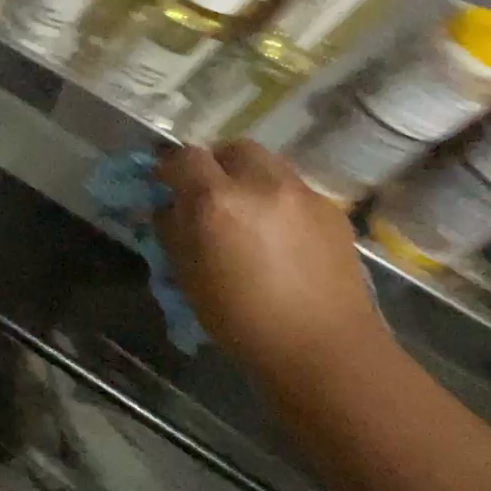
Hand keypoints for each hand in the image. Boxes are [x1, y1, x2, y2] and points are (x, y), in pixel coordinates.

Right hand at [154, 141, 390, 377]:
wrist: (317, 342)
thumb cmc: (235, 315)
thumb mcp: (186, 273)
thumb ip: (174, 230)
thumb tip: (170, 208)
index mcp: (217, 201)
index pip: (185, 157)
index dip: (168, 166)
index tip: (159, 183)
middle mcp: (263, 184)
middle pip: (234, 148)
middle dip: (212, 163)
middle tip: (200, 193)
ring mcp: (304, 194)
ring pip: (267, 165)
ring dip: (244, 178)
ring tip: (237, 215)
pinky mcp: (332, 210)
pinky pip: (292, 189)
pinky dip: (272, 199)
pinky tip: (271, 235)